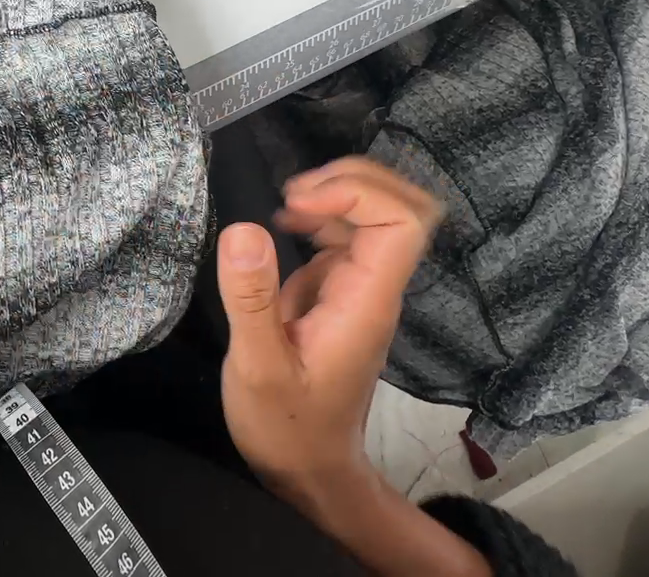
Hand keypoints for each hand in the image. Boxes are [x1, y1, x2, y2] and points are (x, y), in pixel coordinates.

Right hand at [217, 158, 488, 576]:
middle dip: (352, 179)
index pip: (401, 223)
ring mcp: (357, 288)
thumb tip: (244, 227)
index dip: (353, 193)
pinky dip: (317, 213)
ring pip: (376, 214)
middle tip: (290, 193)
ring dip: (334, 192)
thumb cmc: (285, 424)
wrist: (307, 468)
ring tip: (281, 204)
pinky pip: (345, 234)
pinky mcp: (336, 292)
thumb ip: (250, 298)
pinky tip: (281, 225)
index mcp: (366, 302)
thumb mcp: (257, 365)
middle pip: (403, 207)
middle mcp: (372, 287)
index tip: (292, 204)